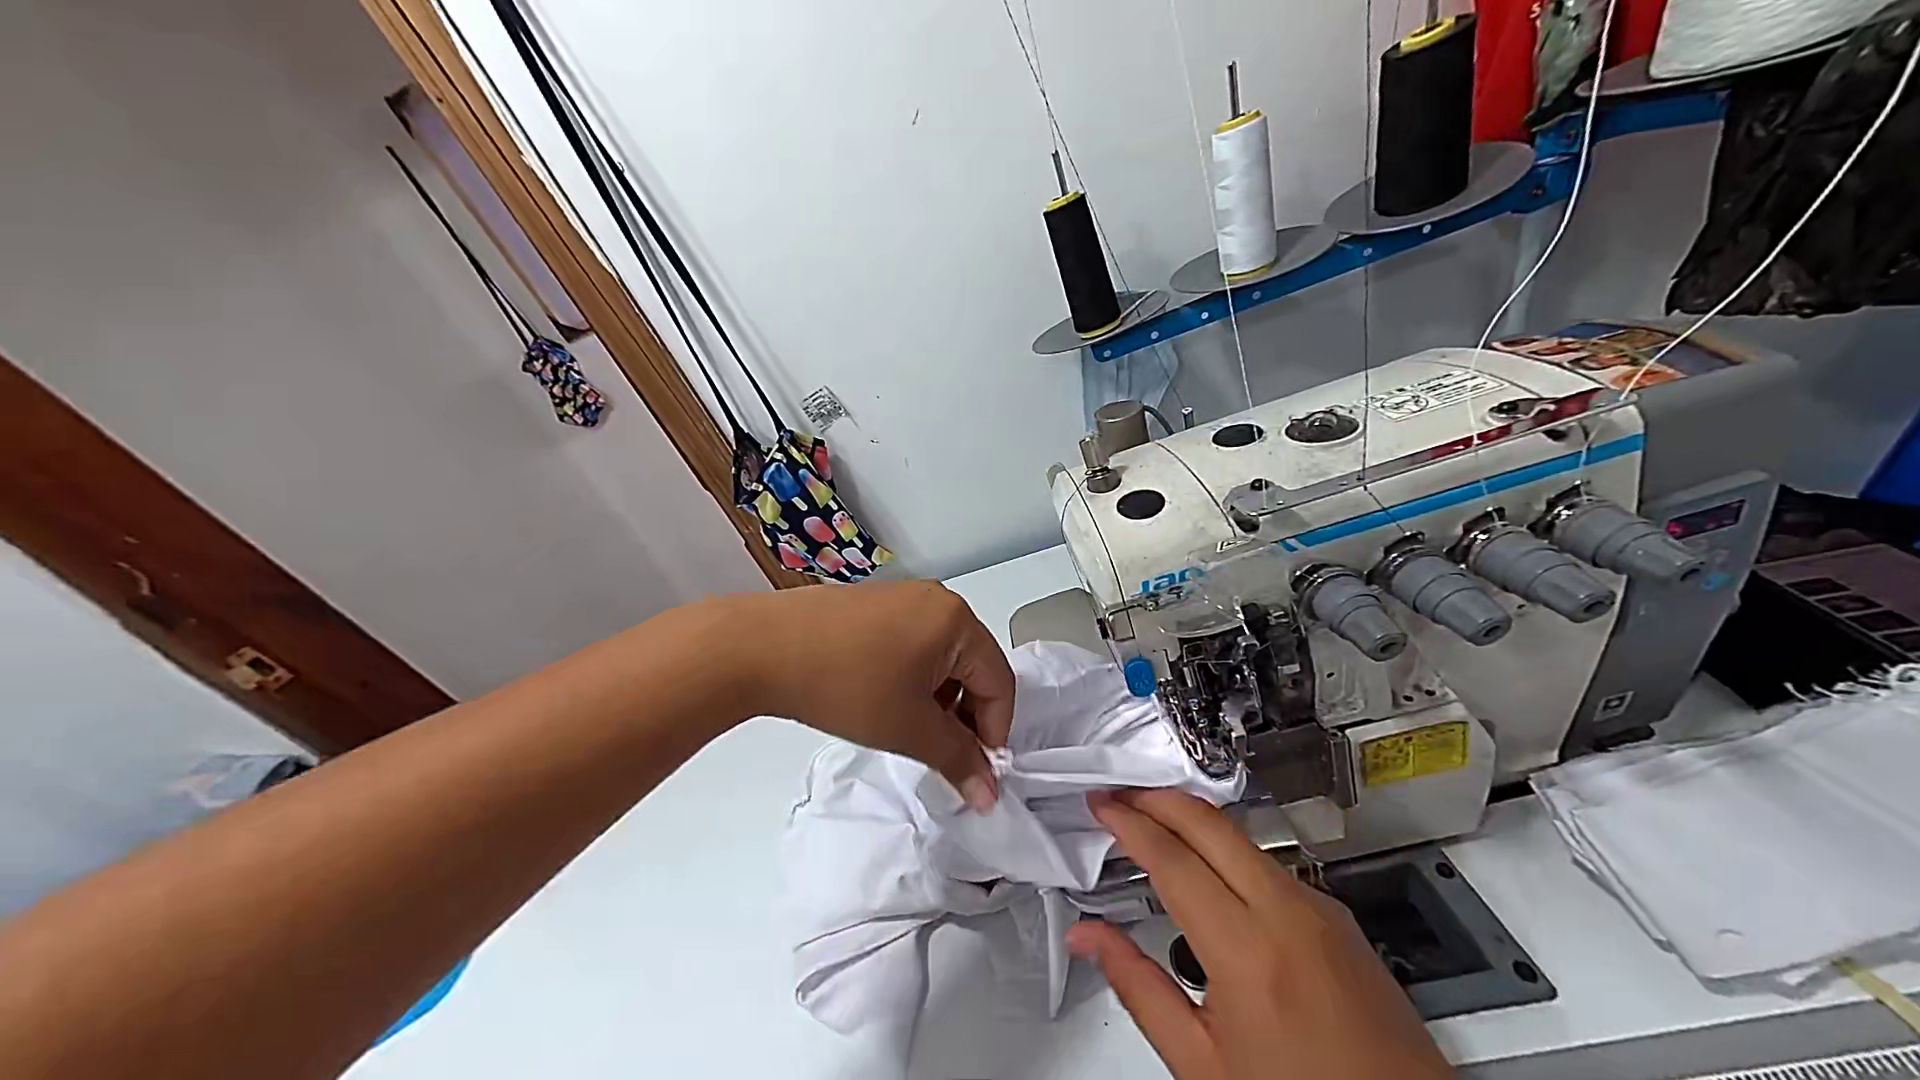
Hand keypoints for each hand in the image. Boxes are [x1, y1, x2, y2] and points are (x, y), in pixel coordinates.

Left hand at [699, 581, 1015, 810]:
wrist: (759, 647)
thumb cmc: (842, 684)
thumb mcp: (908, 729)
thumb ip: (958, 760)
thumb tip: (988, 794)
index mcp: (956, 620)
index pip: (1000, 683)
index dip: (993, 733)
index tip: (974, 771)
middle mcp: (936, 599)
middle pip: (973, 667)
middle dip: (964, 716)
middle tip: (941, 753)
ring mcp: (903, 597)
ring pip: (943, 657)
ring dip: (939, 699)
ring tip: (908, 728)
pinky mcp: (875, 603)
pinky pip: (914, 643)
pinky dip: (914, 678)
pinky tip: (885, 699)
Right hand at [1067, 789, 1452, 1079]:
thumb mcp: (1202, 1064)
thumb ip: (1137, 987)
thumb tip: (1090, 938)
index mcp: (1248, 953)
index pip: (1172, 859)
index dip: (1128, 823)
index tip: (1102, 807)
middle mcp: (1289, 915)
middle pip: (1208, 823)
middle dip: (1155, 798)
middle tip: (1120, 796)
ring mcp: (1319, 910)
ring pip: (1239, 834)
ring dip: (1189, 817)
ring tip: (1152, 823)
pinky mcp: (1337, 916)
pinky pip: (1268, 859)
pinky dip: (1225, 844)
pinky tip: (1205, 864)